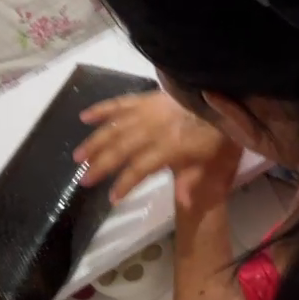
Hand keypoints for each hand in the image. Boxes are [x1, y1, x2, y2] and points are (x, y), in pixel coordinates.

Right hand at [76, 91, 240, 207]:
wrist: (221, 95)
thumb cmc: (218, 131)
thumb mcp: (212, 158)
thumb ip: (193, 180)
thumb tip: (185, 205)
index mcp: (169, 147)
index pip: (140, 169)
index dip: (125, 184)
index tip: (111, 198)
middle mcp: (152, 129)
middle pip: (120, 150)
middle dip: (100, 166)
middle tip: (83, 180)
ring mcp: (146, 112)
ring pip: (113, 128)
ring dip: (94, 142)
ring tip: (78, 157)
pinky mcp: (145, 98)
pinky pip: (118, 103)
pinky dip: (100, 109)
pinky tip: (84, 117)